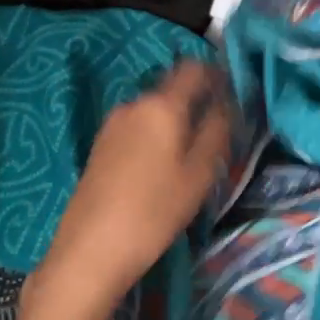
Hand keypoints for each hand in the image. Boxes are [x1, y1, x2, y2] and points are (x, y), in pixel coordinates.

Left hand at [14, 60, 234, 319]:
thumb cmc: (153, 211)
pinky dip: (153, 134)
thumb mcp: (199, 174)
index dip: (215, 74)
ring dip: (173, 121)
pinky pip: (137, 125)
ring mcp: (113, 122)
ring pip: (154, 109)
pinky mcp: (100, 143)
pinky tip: (156, 167)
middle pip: (173, 88)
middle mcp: (136, 103)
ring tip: (184, 155)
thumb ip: (217, 129)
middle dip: (194, 101)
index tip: (230, 93)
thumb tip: (226, 102)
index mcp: (163, 104)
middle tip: (212, 131)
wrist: (89, 251)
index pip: (194, 68)